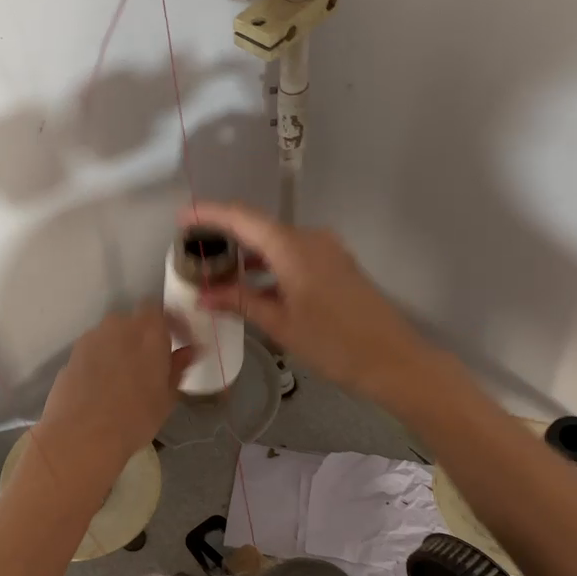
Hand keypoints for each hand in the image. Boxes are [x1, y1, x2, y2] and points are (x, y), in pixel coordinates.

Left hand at [36, 304, 193, 482]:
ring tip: (123, 378)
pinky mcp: (71, 355)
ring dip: (119, 349)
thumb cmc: (135, 417)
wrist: (82, 435)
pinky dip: (99, 362)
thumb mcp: (167, 397)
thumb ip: (177, 368)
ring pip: (110, 336)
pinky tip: (101, 388)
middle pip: (132, 322)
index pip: (158, 310)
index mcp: (148, 331)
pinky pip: (92, 352)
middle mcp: (118, 326)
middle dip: (141, 337)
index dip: (166, 324)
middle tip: (149, 364)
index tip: (174, 342)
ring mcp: (90, 339)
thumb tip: (187, 352)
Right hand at [182, 202, 429, 397]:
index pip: (243, 218)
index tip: (183, 217)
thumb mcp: (280, 324)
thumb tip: (203, 294)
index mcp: (293, 247)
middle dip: (225, 237)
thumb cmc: (334, 343)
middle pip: (259, 228)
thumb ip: (239, 302)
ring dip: (246, 255)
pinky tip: (251, 285)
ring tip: (216, 273)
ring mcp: (327, 251)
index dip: (210, 215)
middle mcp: (310, 239)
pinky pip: (292, 255)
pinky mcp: (335, 266)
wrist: (393, 360)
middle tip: (194, 253)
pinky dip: (267, 265)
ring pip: (276, 243)